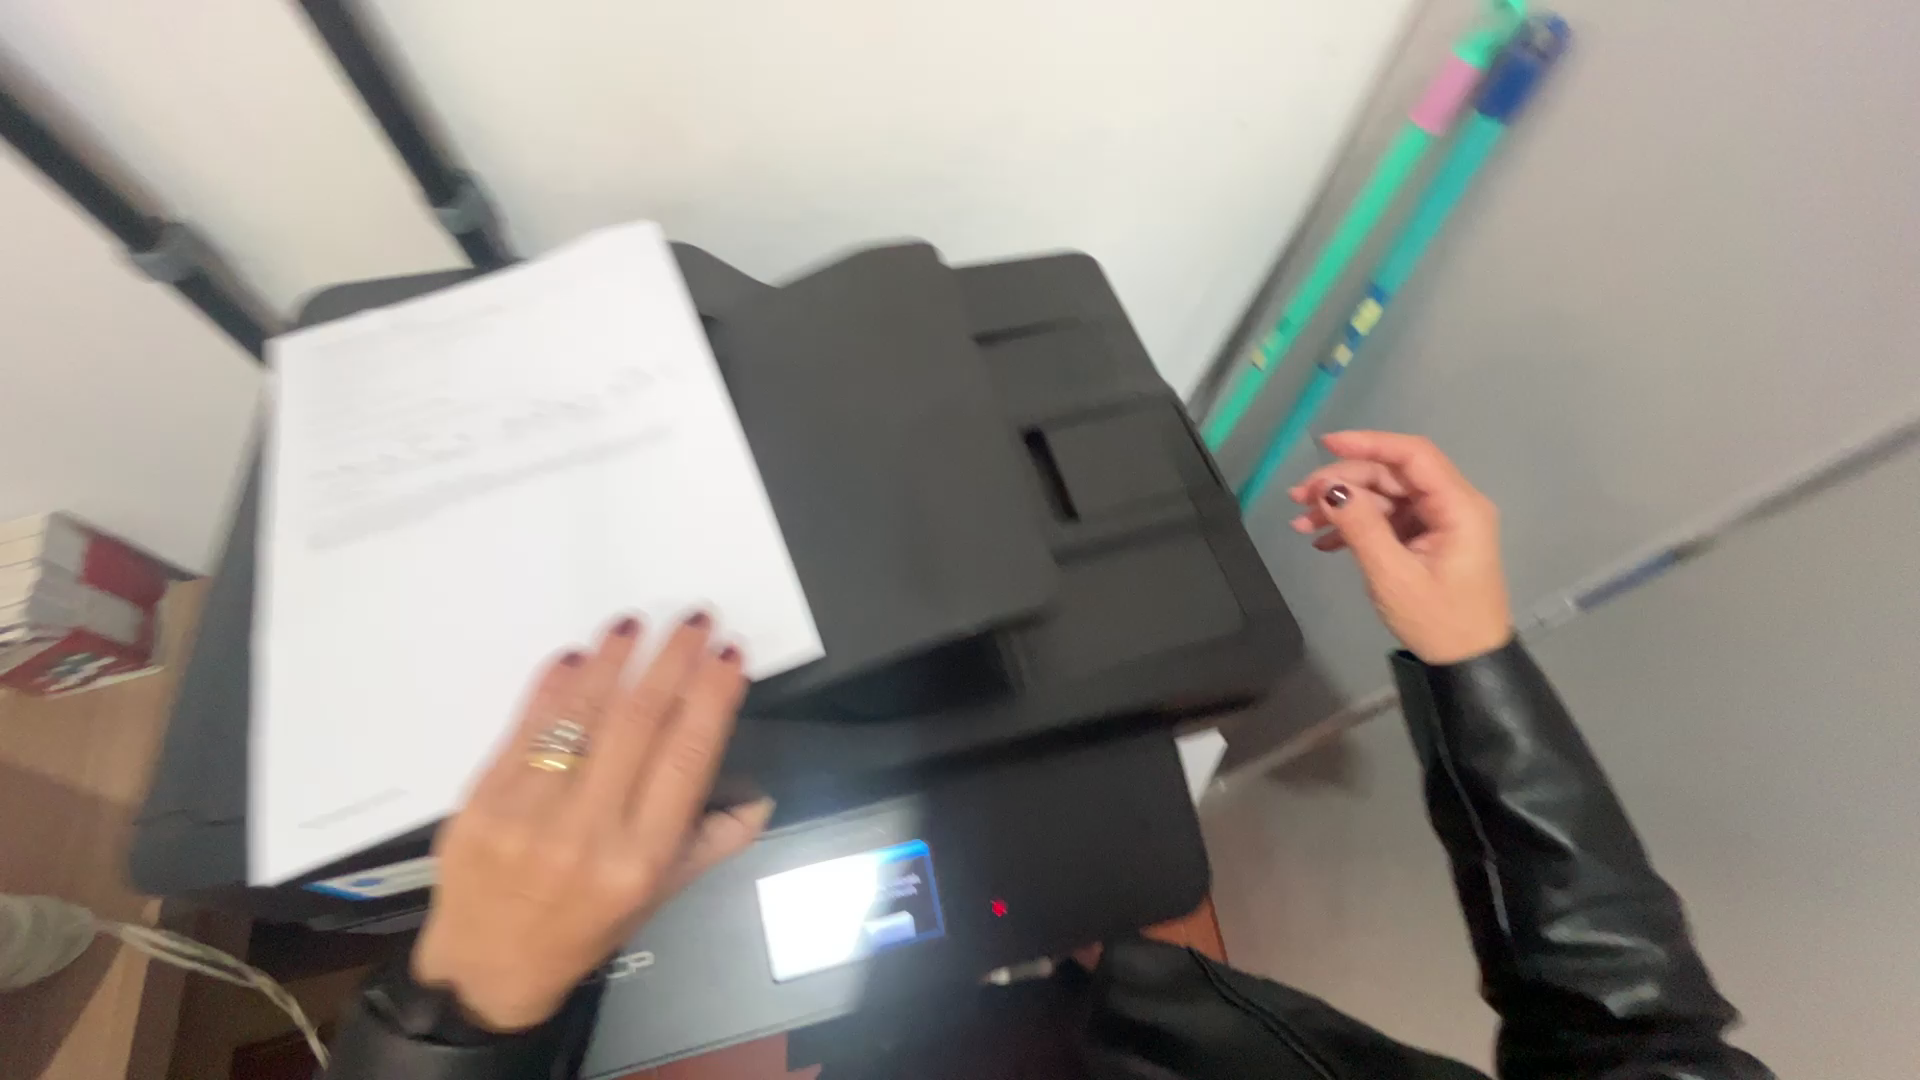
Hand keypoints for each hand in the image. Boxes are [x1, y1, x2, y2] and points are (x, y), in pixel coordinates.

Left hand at [410, 613, 772, 1030]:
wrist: (485, 970)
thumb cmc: (590, 927)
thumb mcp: (664, 893)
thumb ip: (715, 841)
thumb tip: (761, 798)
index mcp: (640, 856)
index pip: (687, 756)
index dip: (712, 697)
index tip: (729, 655)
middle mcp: (586, 831)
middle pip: (639, 723)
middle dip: (673, 660)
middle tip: (696, 620)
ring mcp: (525, 814)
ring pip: (581, 716)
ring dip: (614, 660)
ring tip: (637, 623)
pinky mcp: (478, 802)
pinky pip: (524, 729)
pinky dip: (553, 686)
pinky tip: (578, 655)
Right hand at [1287, 431, 1512, 664]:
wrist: (1465, 662)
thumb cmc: (1437, 619)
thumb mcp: (1392, 574)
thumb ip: (1360, 526)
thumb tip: (1329, 488)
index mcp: (1458, 507)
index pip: (1412, 455)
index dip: (1368, 444)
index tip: (1324, 445)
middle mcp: (1451, 506)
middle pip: (1390, 475)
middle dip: (1342, 482)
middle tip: (1298, 497)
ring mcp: (1436, 523)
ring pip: (1381, 497)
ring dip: (1340, 506)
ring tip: (1300, 523)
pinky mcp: (1423, 539)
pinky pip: (1383, 519)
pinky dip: (1351, 525)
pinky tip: (1321, 542)